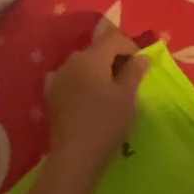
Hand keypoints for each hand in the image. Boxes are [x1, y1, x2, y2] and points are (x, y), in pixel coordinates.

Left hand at [43, 27, 148, 173]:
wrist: (75, 156)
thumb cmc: (106, 123)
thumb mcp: (127, 96)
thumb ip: (135, 72)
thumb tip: (142, 57)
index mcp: (91, 57)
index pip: (114, 38)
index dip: (131, 47)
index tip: (141, 66)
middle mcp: (71, 61)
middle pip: (97, 49)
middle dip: (115, 58)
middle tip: (129, 80)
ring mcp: (58, 77)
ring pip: (83, 64)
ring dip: (99, 70)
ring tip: (110, 91)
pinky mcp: (51, 94)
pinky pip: (70, 78)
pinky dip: (82, 81)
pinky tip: (87, 96)